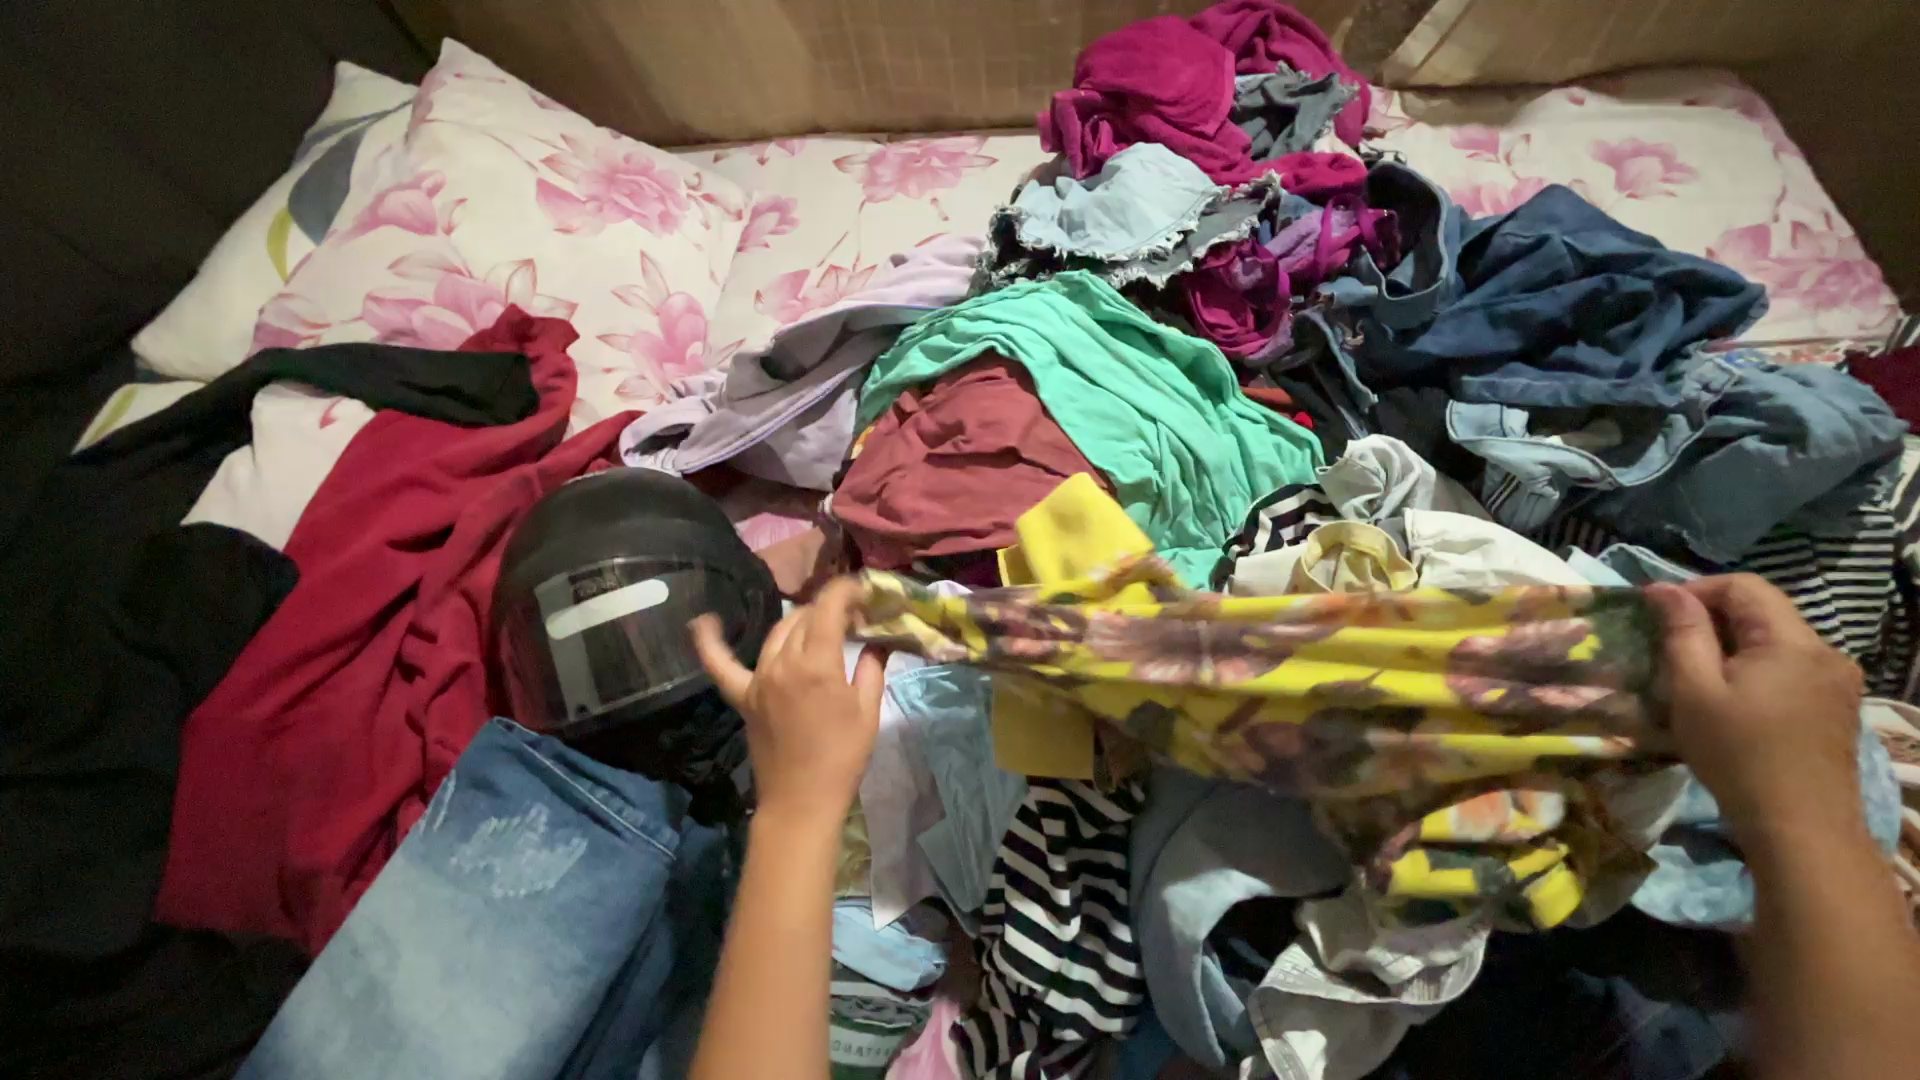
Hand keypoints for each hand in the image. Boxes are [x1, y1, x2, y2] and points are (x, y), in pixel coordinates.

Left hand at [689, 576, 884, 827]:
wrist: (801, 801)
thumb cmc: (843, 757)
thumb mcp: (868, 711)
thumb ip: (871, 667)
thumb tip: (877, 640)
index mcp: (819, 664)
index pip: (830, 607)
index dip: (848, 591)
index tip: (865, 592)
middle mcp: (784, 662)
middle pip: (806, 616)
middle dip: (831, 609)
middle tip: (854, 619)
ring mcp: (758, 678)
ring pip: (778, 632)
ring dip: (801, 621)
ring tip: (821, 626)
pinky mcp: (743, 696)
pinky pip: (720, 664)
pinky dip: (710, 642)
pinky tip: (702, 621)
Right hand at [1648, 574, 1864, 848]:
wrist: (1799, 822)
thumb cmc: (1735, 750)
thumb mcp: (1693, 688)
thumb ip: (1682, 632)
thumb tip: (1663, 589)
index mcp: (1792, 643)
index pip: (1745, 586)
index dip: (1695, 589)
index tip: (1655, 612)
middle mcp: (1825, 653)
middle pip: (1763, 610)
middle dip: (1709, 616)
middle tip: (1665, 642)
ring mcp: (1837, 680)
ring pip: (1773, 638)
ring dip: (1728, 642)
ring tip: (1691, 670)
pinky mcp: (1836, 703)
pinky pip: (1788, 664)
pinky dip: (1751, 664)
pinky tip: (1728, 694)